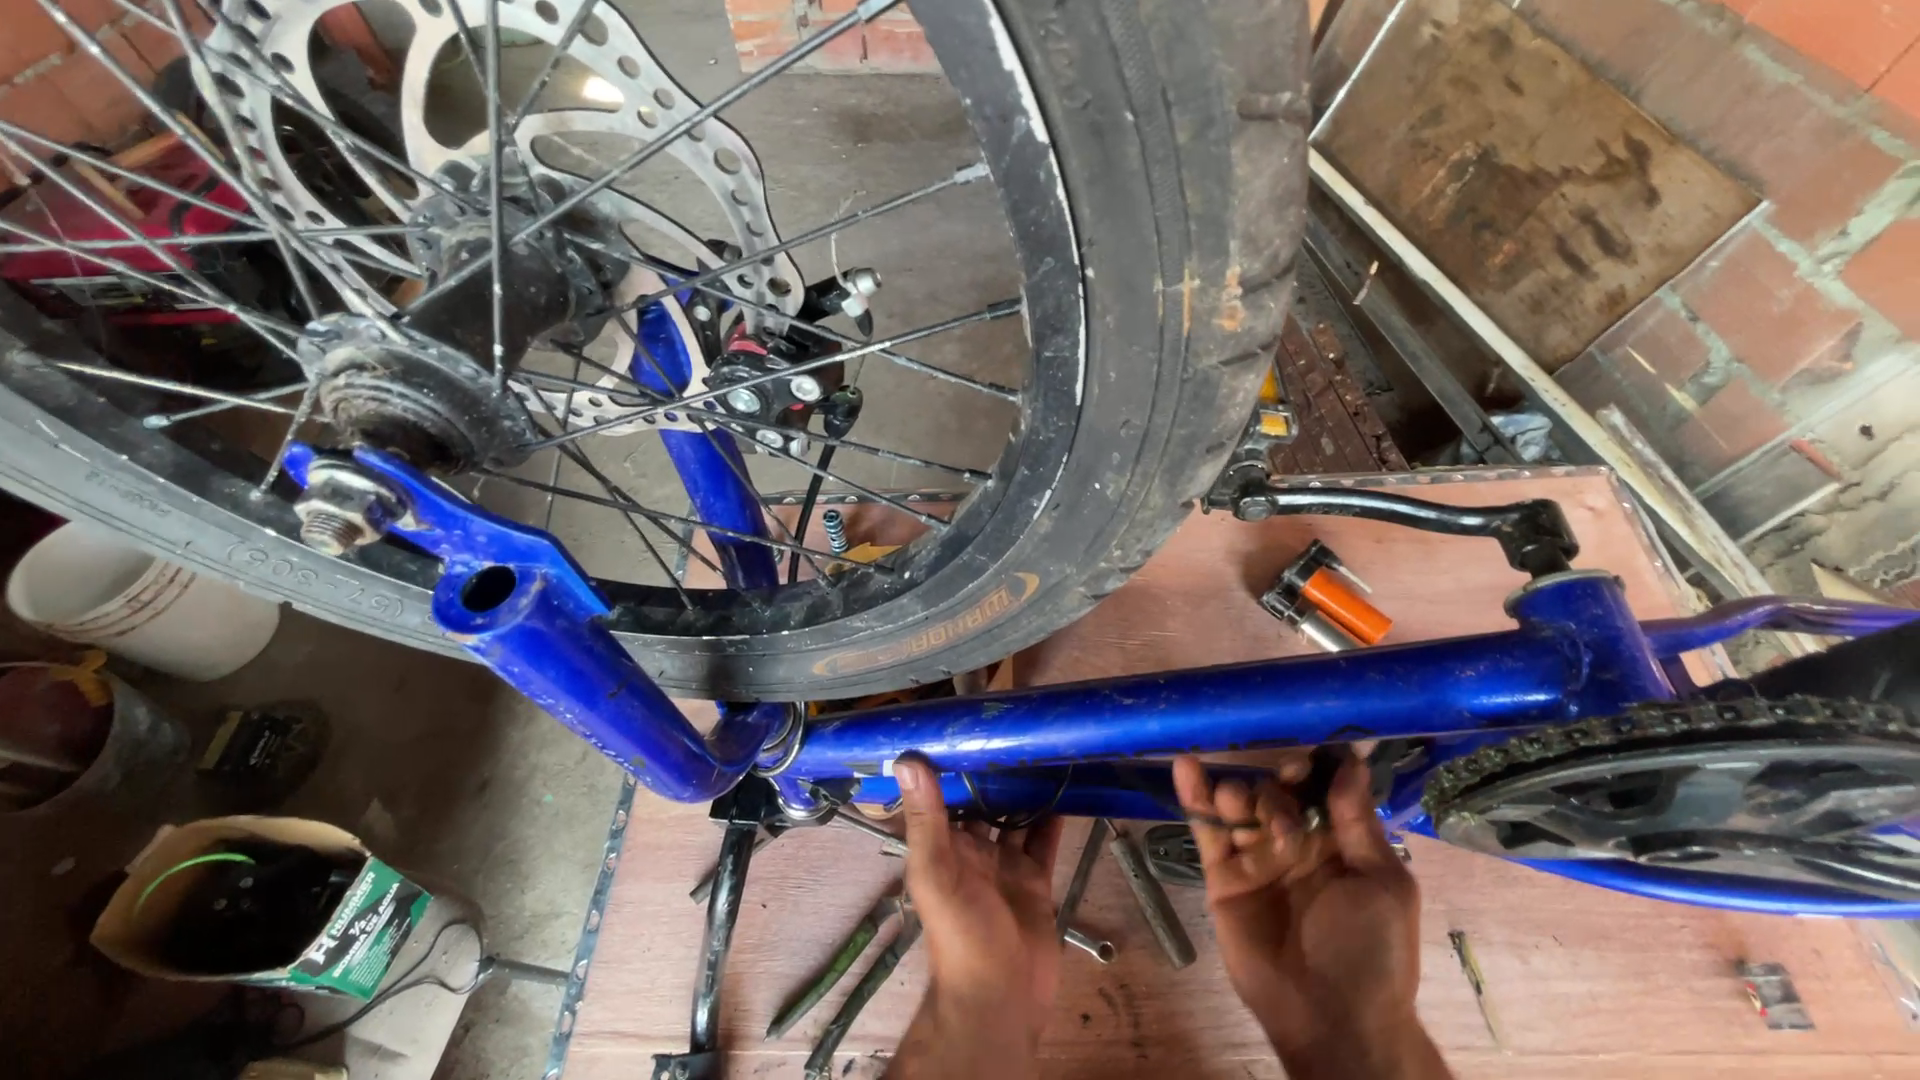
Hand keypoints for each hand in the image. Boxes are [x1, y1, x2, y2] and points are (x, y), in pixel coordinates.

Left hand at [894, 755, 1065, 1039]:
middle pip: (982, 802)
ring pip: (1015, 818)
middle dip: (994, 771)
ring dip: (1025, 790)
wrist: (1003, 996)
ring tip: (1043, 748)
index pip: (942, 794)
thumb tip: (907, 758)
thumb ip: (925, 818)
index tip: (968, 723)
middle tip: (1016, 728)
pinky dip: (1053, 818)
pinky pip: (1043, 842)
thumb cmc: (961, 933)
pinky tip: (1067, 788)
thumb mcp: (936, 871)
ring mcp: (1004, 866)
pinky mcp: (1035, 881)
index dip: (951, 762)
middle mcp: (971, 851)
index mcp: (941, 845)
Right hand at [1172, 753, 1432, 1072]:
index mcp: (1335, 843)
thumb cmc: (1370, 950)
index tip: (1303, 756)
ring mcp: (1254, 859)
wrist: (1331, 1017)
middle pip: (1273, 794)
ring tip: (1235, 796)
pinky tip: (1187, 767)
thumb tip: (1352, 760)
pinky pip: (1206, 832)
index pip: (1316, 791)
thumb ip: (1358, 821)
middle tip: (1276, 787)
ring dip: (1236, 789)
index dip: (1308, 770)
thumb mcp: (1382, 883)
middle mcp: (1292, 844)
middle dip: (1272, 785)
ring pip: (1238, 808)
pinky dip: (1194, 797)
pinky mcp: (1222, 876)